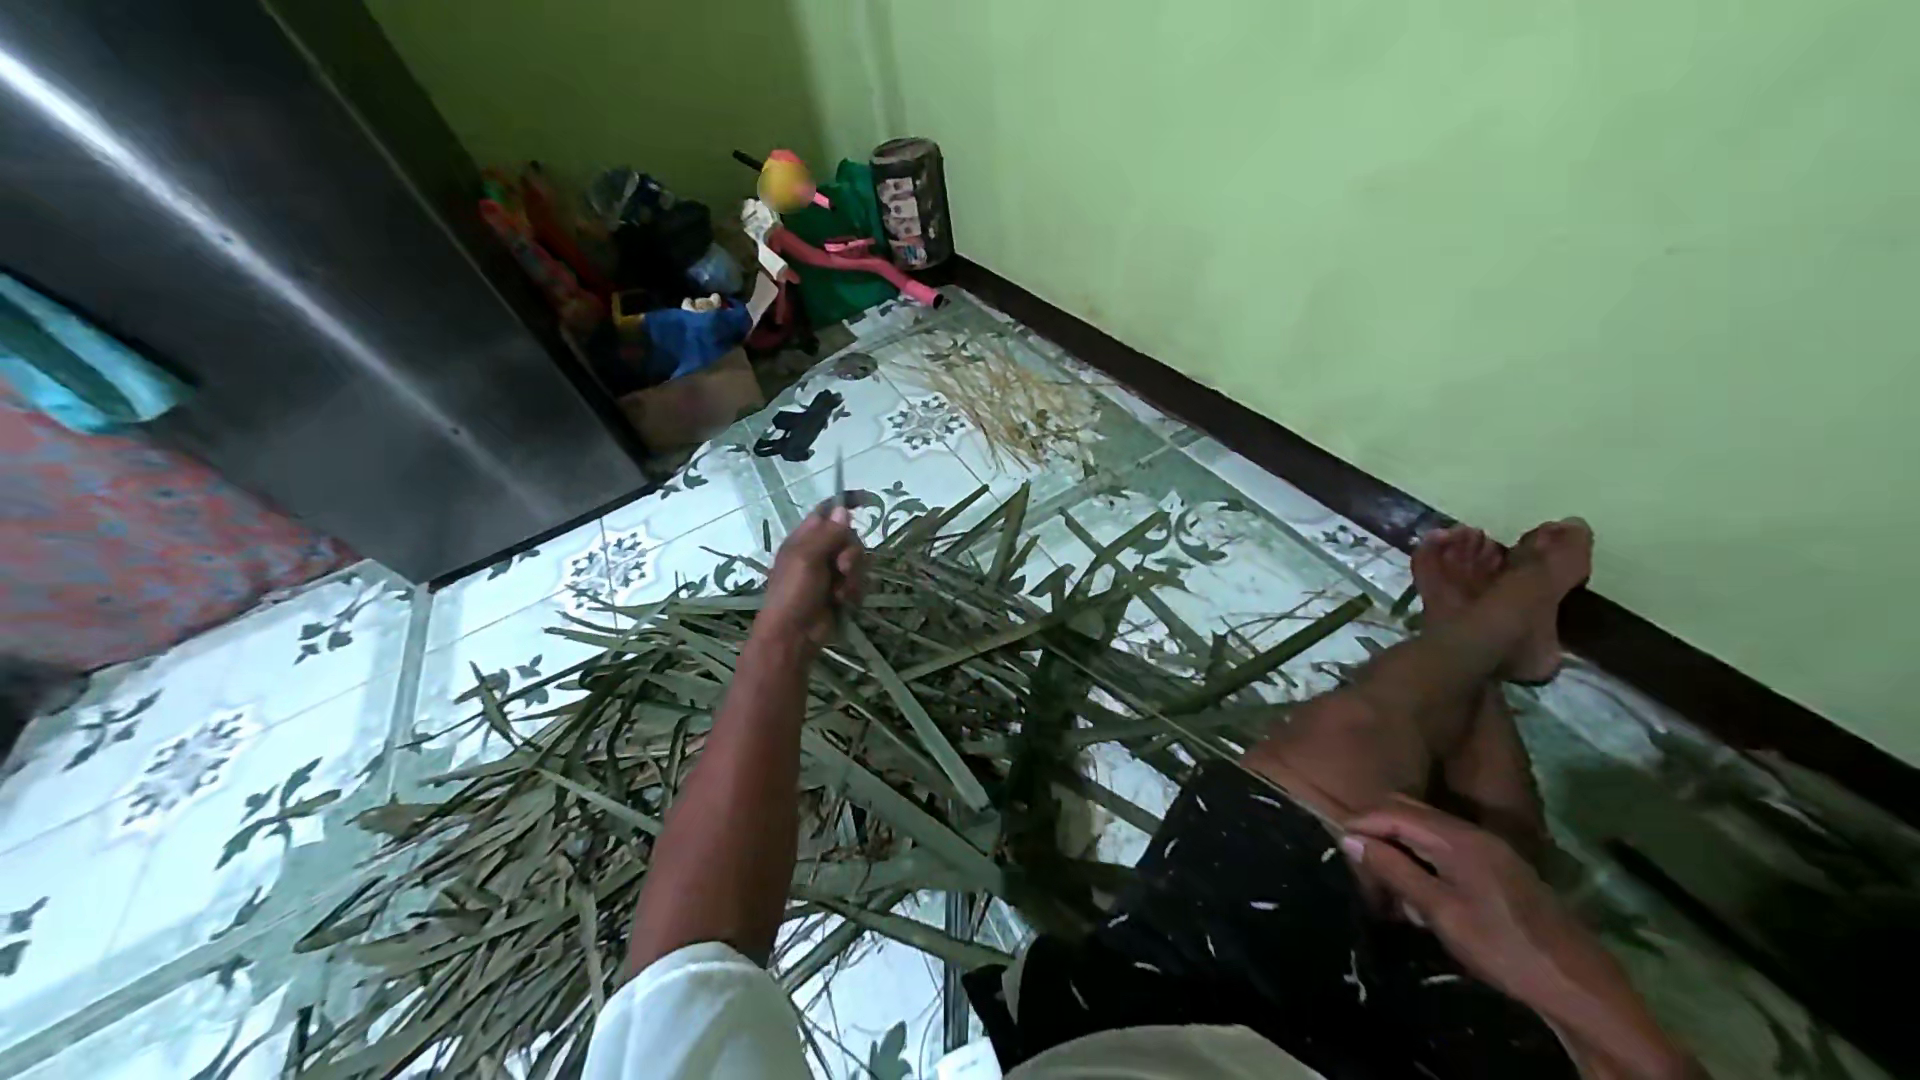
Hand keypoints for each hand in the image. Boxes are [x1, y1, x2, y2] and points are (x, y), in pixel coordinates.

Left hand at [755, 506, 863, 647]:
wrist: (794, 635)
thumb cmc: (793, 593)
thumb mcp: (806, 558)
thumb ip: (827, 533)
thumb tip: (843, 509)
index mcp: (804, 539)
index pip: (827, 512)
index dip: (845, 504)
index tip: (867, 501)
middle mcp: (819, 552)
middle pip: (849, 537)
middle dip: (851, 553)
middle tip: (841, 568)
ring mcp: (831, 572)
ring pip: (858, 561)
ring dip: (853, 577)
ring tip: (839, 593)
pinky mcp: (842, 591)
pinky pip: (860, 582)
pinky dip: (854, 592)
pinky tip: (842, 602)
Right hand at [1343, 797, 1698, 1079]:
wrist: (1582, 990)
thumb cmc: (1503, 948)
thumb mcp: (1440, 912)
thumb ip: (1394, 869)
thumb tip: (1351, 838)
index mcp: (1458, 837)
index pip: (1392, 811)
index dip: (1360, 822)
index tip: (1338, 842)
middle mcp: (1473, 832)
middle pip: (1409, 810)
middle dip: (1377, 827)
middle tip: (1358, 857)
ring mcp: (1490, 848)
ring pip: (1426, 826)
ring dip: (1399, 841)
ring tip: (1384, 874)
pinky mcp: (1499, 866)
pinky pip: (1446, 843)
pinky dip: (1421, 854)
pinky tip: (1418, 885)